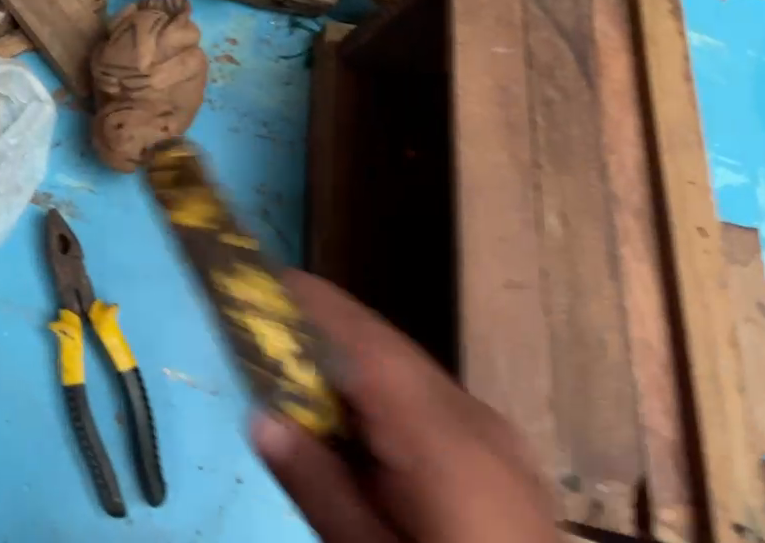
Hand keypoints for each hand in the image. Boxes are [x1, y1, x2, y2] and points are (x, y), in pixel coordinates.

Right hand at [251, 271, 559, 542]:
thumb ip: (319, 488)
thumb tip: (261, 419)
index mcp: (442, 439)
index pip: (369, 345)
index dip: (318, 304)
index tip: (267, 276)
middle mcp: (475, 419)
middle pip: (387, 351)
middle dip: (325, 328)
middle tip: (261, 320)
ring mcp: (496, 436)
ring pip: (407, 371)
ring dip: (350, 358)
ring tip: (293, 358)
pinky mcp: (503, 455)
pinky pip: (428, 397)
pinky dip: (382, 388)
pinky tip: (353, 412)